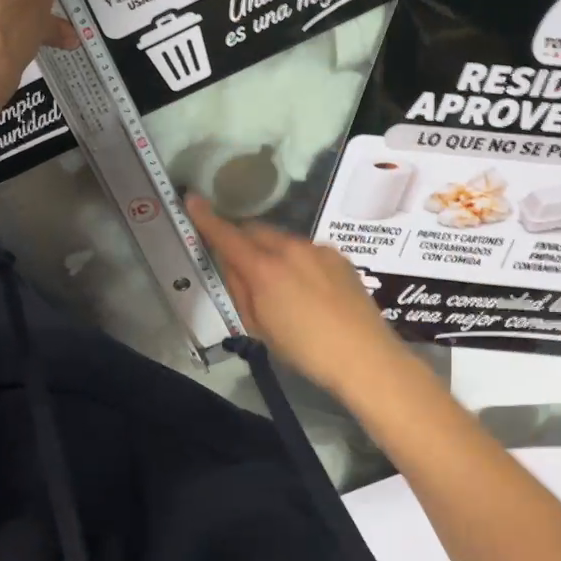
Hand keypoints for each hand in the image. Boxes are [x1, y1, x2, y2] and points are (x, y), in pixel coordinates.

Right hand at [185, 193, 409, 395]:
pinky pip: (305, 250)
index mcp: (264, 269)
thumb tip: (232, 264)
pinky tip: (306, 287)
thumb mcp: (257, 324)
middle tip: (239, 264)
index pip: (226, 235)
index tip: (191, 199)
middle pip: (254, 230)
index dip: (206, 217)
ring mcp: (319, 250)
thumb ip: (240, 288)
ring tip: (277, 282)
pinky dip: (295, 259)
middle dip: (241, 239)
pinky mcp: (340, 258)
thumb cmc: (305, 350)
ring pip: (281, 239)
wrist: (369, 361)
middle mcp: (290, 249)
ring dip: (269, 250)